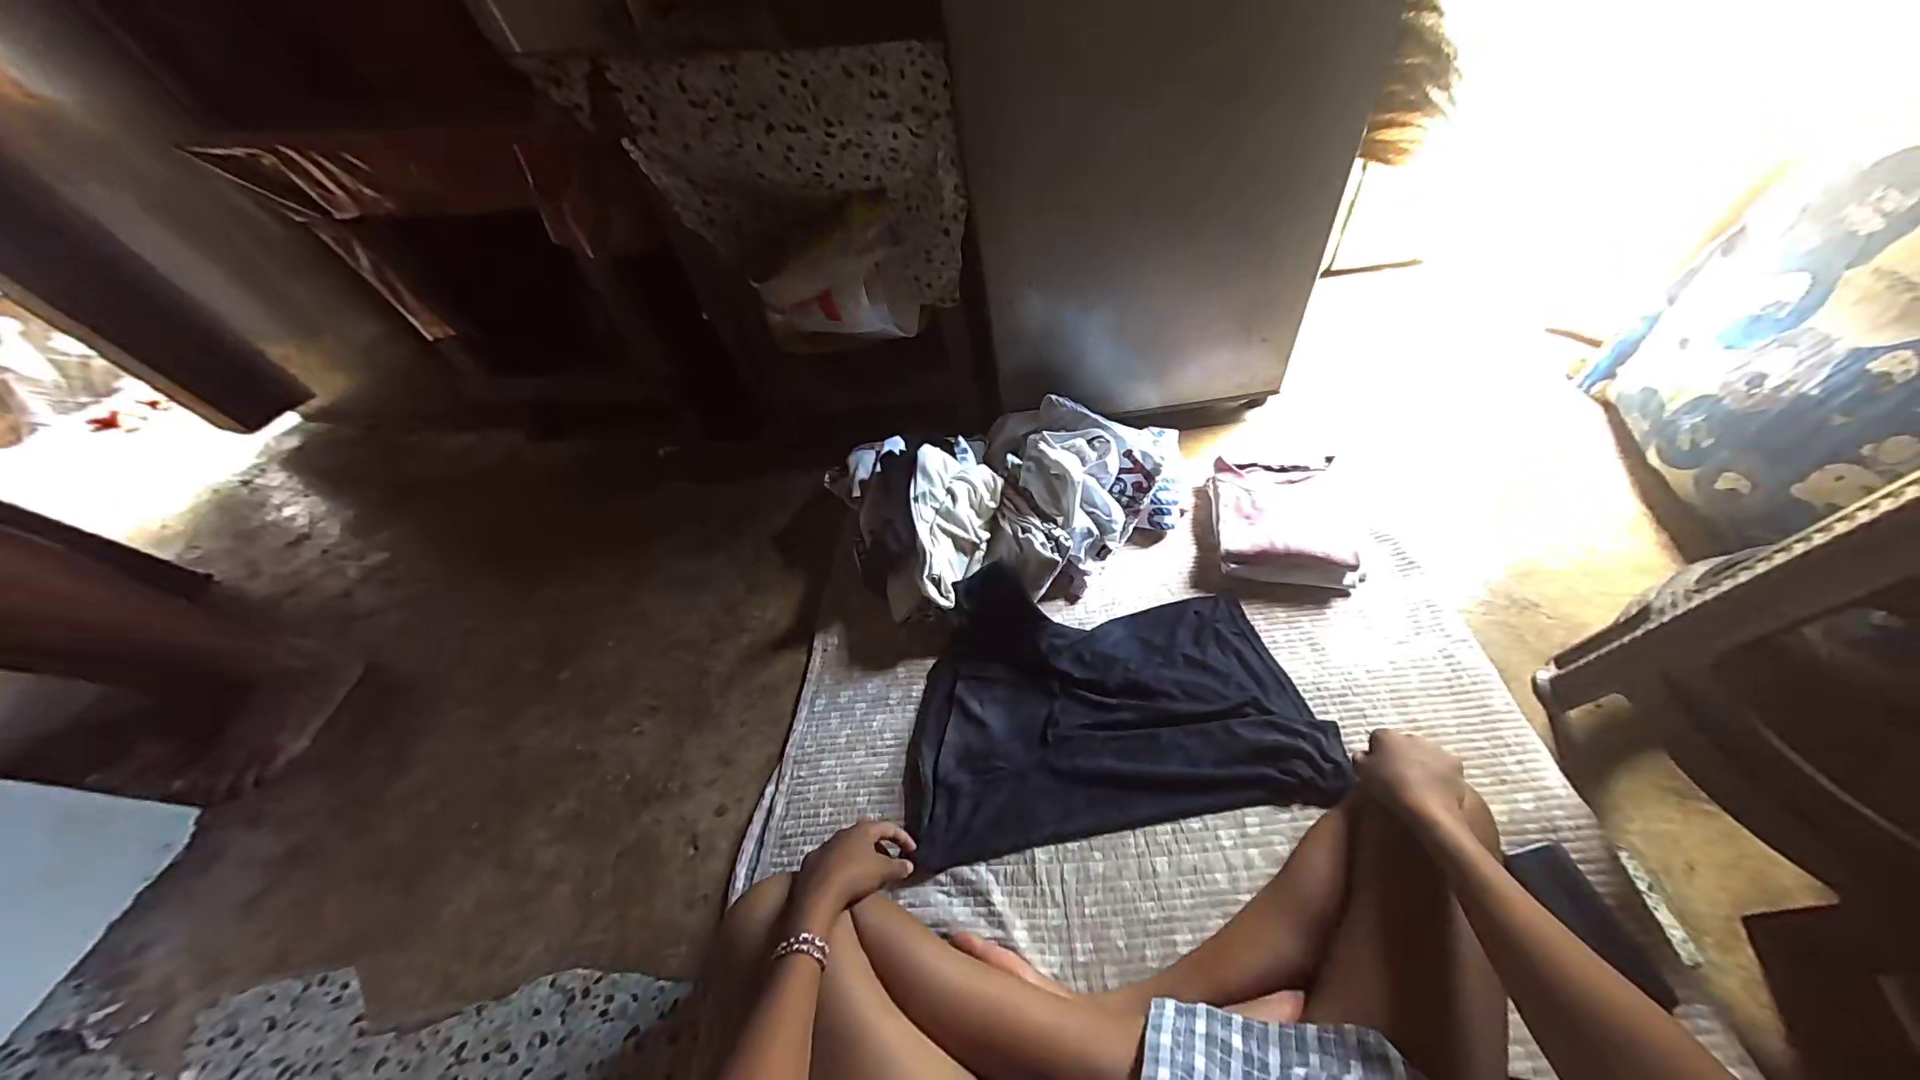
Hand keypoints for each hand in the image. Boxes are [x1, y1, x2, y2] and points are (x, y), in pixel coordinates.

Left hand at [791, 821, 916, 928]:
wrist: (817, 895)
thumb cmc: (855, 876)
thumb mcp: (883, 872)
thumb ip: (899, 867)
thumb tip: (909, 865)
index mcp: (862, 830)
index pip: (888, 827)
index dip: (903, 837)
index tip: (913, 850)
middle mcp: (843, 833)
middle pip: (867, 836)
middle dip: (881, 848)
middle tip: (891, 862)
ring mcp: (825, 847)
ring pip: (849, 848)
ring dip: (862, 858)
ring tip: (870, 874)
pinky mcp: (812, 863)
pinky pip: (834, 862)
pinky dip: (845, 868)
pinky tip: (847, 882)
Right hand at [1353, 728, 1469, 826]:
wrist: (1427, 809)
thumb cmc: (1388, 788)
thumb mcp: (1362, 773)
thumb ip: (1360, 758)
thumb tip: (1364, 754)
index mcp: (1386, 735)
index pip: (1377, 738)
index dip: (1376, 752)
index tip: (1377, 767)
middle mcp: (1411, 736)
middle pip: (1402, 743)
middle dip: (1400, 754)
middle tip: (1398, 774)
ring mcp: (1435, 748)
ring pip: (1424, 752)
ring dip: (1420, 762)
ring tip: (1418, 783)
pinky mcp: (1455, 763)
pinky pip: (1443, 765)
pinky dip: (1439, 772)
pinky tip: (1435, 787)